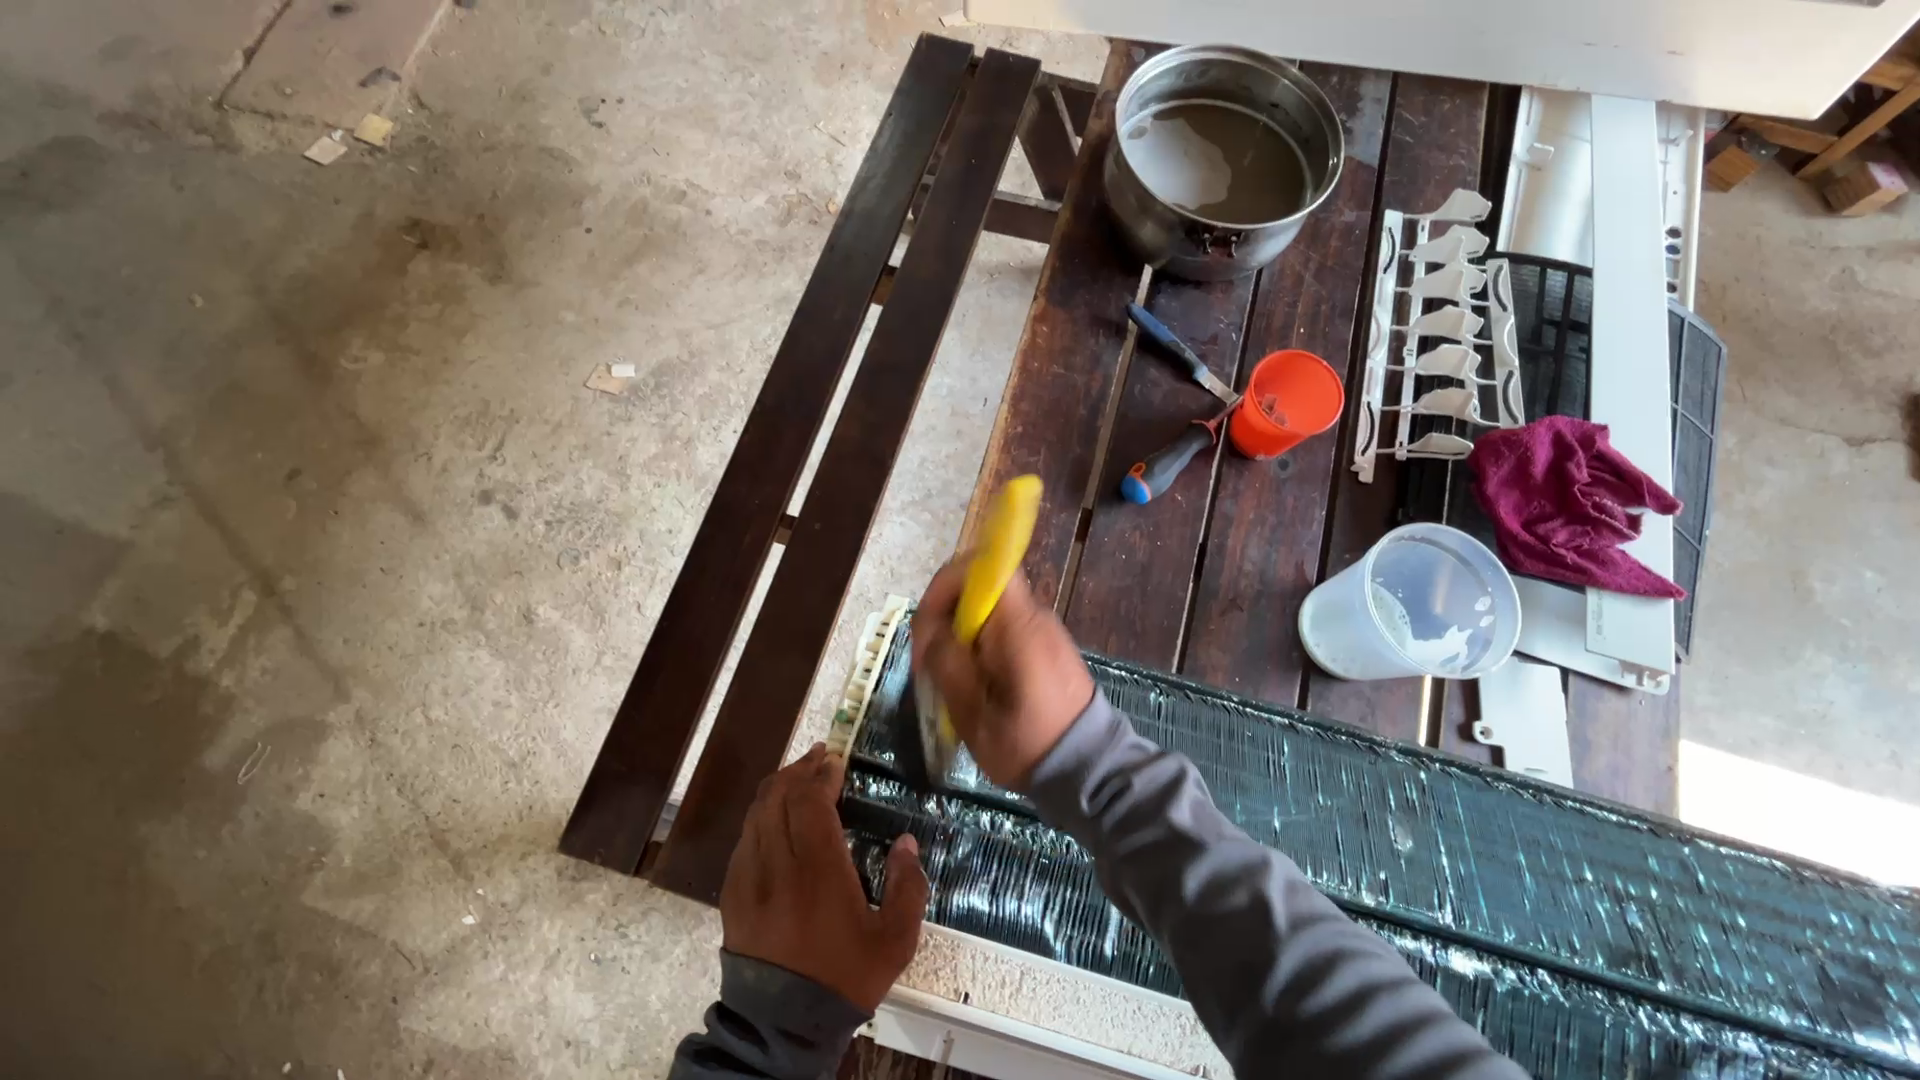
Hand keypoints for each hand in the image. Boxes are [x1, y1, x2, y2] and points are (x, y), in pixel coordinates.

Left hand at [719, 744, 928, 1011]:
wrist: (782, 1026)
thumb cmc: (844, 977)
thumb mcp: (895, 941)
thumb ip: (908, 887)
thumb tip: (906, 843)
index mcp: (819, 871)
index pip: (811, 803)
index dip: (822, 774)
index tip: (836, 759)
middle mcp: (778, 865)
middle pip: (779, 797)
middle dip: (799, 770)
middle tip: (819, 756)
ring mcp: (749, 878)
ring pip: (756, 814)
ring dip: (778, 788)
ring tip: (798, 776)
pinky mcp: (732, 894)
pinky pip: (744, 839)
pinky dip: (760, 816)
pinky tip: (775, 817)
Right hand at [912, 562, 1094, 789]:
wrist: (1088, 770)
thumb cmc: (1028, 744)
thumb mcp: (973, 713)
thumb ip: (947, 663)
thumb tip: (930, 629)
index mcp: (1019, 625)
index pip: (982, 567)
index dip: (946, 584)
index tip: (928, 627)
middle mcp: (1035, 618)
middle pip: (980, 592)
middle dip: (946, 620)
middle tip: (929, 666)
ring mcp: (1044, 633)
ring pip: (989, 615)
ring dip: (961, 640)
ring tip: (950, 684)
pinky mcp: (1047, 650)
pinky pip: (1005, 634)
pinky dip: (982, 651)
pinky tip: (976, 690)